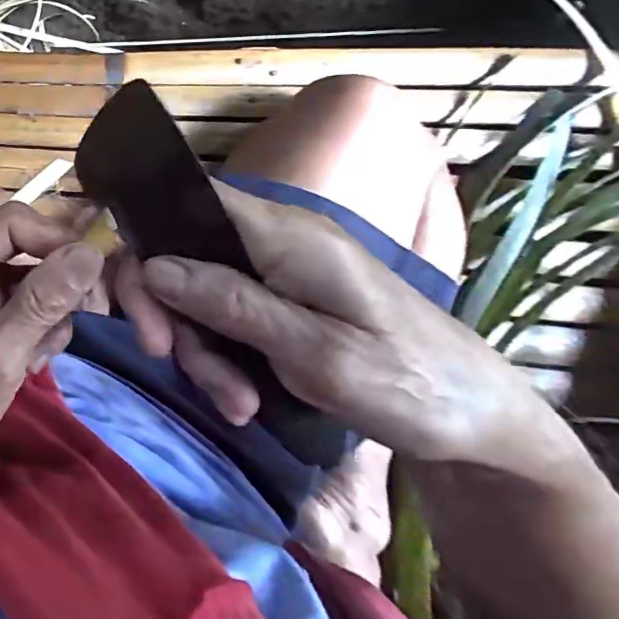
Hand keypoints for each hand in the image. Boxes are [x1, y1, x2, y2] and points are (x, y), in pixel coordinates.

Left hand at [0, 202, 103, 486]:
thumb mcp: (2, 351)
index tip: (86, 273)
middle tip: (86, 313)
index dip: (53, 239)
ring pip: (39, 273)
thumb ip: (45, 301)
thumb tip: (91, 254)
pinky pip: (35, 298)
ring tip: (42, 350)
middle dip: (59, 280)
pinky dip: (45, 324)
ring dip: (54, 310)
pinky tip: (34, 358)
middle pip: (30, 244)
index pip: (13, 222)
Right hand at [111, 180, 580, 475]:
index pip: (190, 199)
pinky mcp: (287, 295)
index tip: (141, 311)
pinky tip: (244, 398)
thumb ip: (233, 304)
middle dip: (172, 312)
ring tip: (236, 405)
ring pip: (203, 289)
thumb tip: (152, 264)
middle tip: (173, 365)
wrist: (478, 419)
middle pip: (186, 251)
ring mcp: (282, 265)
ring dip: (202, 346)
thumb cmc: (408, 383)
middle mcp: (277, 235)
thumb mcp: (316, 354)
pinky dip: (224, 352)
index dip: (147, 238)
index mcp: (285, 232)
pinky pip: (230, 311)